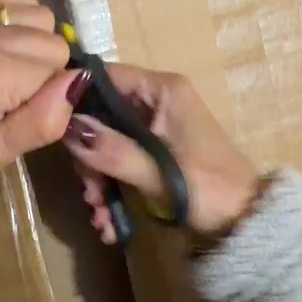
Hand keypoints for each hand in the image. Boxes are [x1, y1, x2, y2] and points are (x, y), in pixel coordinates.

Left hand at [0, 0, 84, 198]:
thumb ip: (41, 120)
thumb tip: (80, 81)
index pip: (56, 67)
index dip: (51, 95)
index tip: (25, 116)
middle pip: (50, 37)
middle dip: (45, 70)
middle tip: (15, 100)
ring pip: (36, 13)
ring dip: (34, 42)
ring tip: (9, 72)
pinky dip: (17, 14)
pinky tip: (8, 41)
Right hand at [64, 65, 261, 242]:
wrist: (247, 226)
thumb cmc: (209, 190)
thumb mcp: (157, 172)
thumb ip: (111, 150)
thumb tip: (66, 128)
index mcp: (163, 90)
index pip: (105, 75)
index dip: (76, 97)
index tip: (53, 129)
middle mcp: (156, 101)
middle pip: (101, 114)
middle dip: (89, 157)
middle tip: (90, 195)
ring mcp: (154, 127)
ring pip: (106, 141)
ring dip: (98, 180)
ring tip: (101, 218)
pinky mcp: (153, 152)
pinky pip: (119, 160)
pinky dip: (111, 188)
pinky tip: (110, 223)